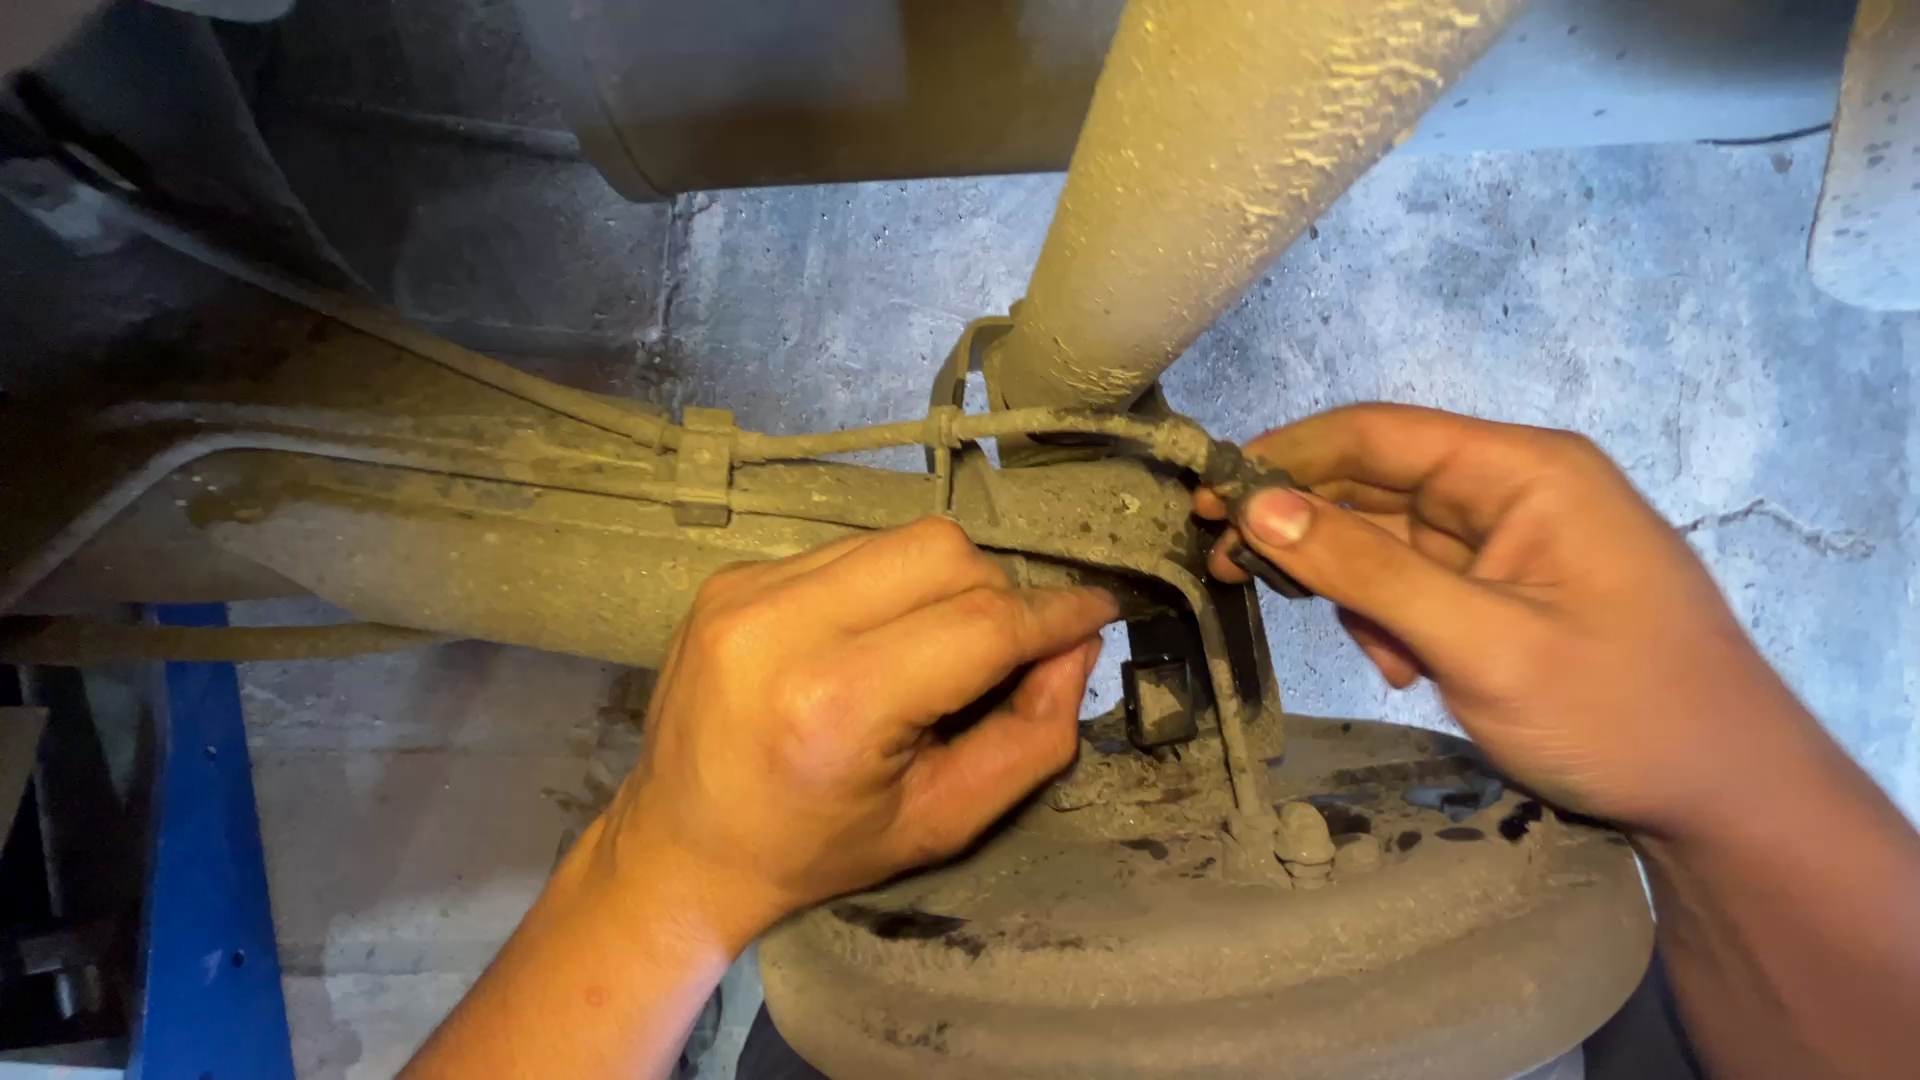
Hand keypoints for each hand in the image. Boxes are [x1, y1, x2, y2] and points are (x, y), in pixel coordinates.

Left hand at [586, 518, 1113, 946]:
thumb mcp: (944, 820)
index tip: (1100, 607)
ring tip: (931, 647)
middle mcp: (782, 625)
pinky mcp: (731, 576)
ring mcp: (747, 589)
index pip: (980, 625)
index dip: (1054, 612)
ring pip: (900, 539)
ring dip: (943, 584)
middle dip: (996, 593)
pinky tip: (872, 636)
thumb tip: (1076, 644)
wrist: (681, 847)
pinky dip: (888, 585)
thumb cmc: (819, 850)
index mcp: (836, 704)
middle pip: (942, 553)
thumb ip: (1033, 735)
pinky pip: (852, 550)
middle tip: (1000, 651)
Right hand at [1196, 404, 1824, 835]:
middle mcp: (1502, 490)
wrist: (1724, 808)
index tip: (1209, 497)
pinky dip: (1378, 619)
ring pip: (1373, 538)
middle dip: (1295, 526)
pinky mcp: (1483, 588)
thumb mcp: (1478, 641)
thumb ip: (1364, 569)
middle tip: (1221, 564)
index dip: (1282, 458)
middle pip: (1364, 483)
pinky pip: (1398, 583)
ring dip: (1342, 586)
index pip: (1372, 435)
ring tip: (1355, 644)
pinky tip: (1397, 666)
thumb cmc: (1618, 713)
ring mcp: (1493, 542)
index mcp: (1520, 471)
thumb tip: (1257, 508)